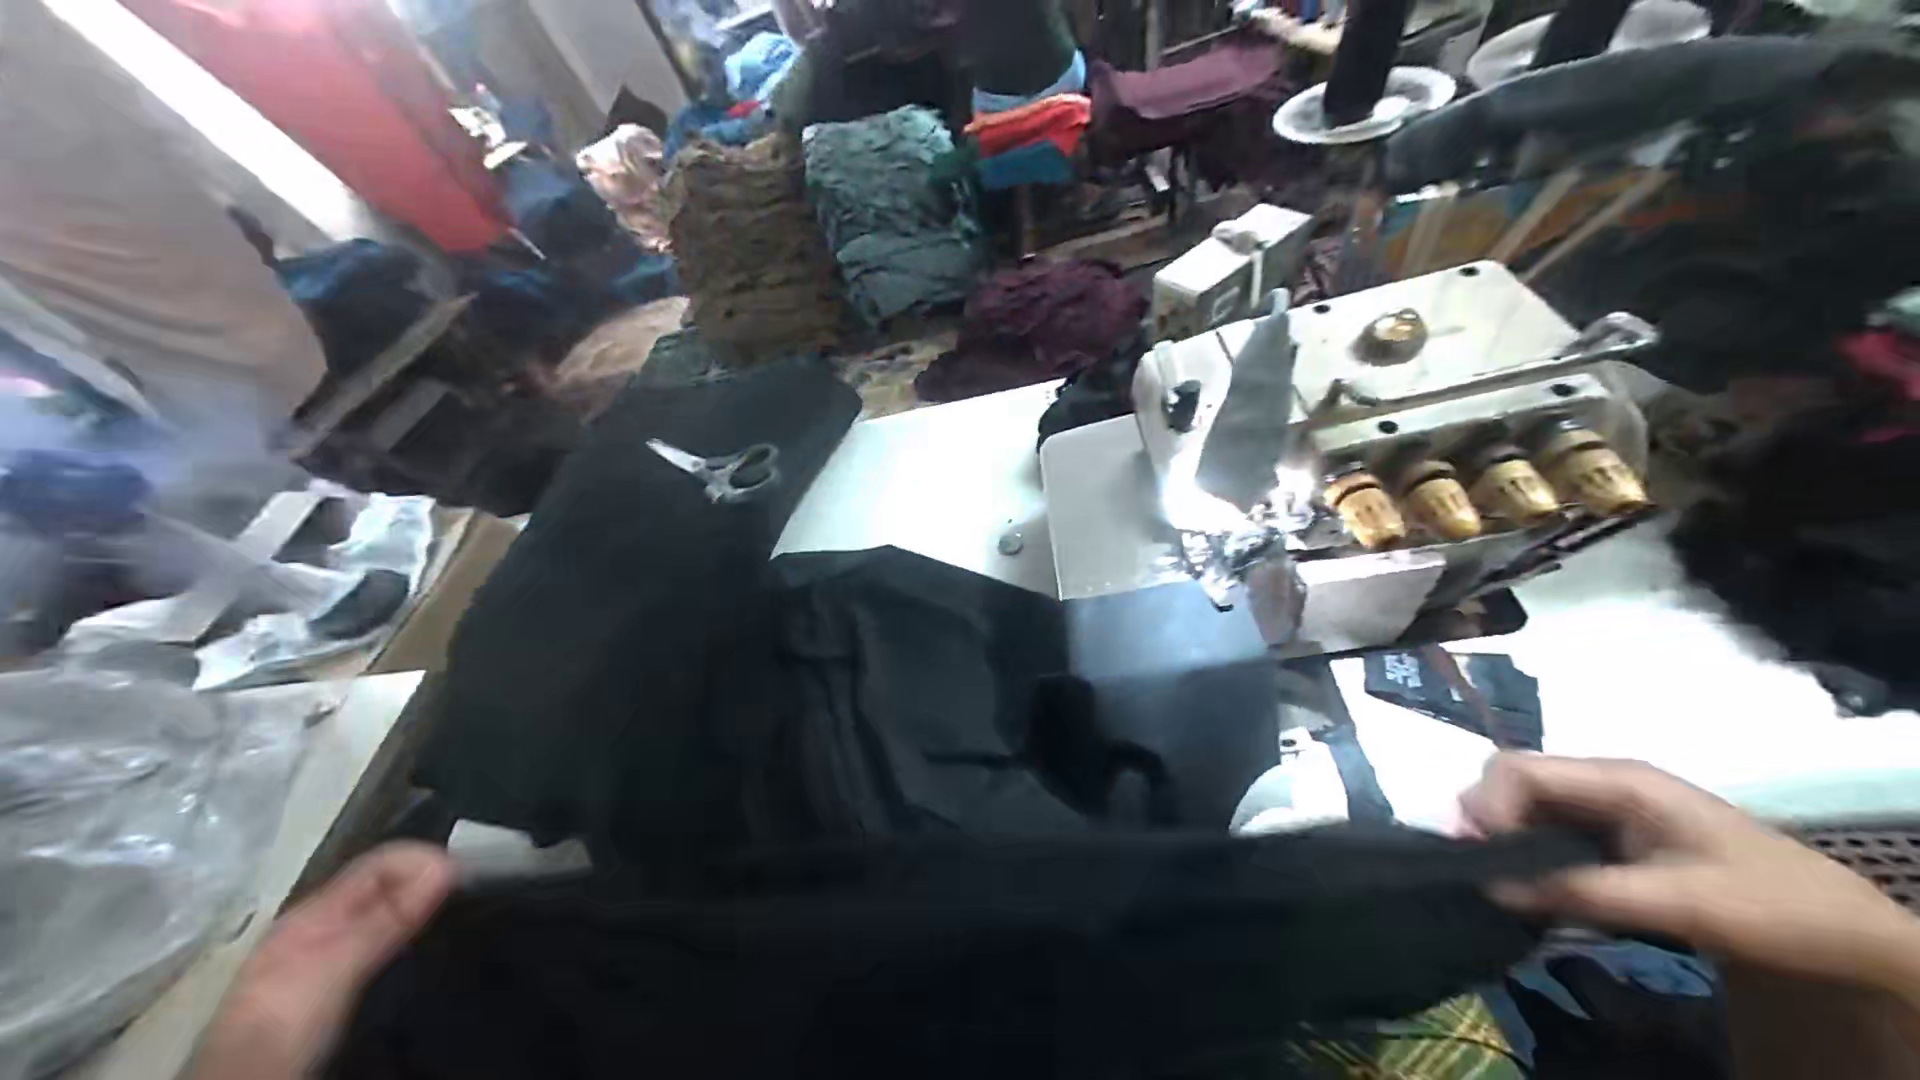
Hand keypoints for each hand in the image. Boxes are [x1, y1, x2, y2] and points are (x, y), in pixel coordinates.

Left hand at [190, 842, 454, 1079]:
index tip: (468, 874)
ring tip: (467, 914)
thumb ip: (389, 918)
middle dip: (430, 883)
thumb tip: (448, 864)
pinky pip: (391, 944)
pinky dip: (417, 936)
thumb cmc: (283, 1025)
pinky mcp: (345, 988)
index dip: (423, 861)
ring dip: (427, 908)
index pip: (380, 864)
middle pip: (388, 886)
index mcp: (313, 914)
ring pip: (391, 915)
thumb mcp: (336, 968)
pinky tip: (437, 947)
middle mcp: (323, 929)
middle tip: (475, 893)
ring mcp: (331, 960)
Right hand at [1461, 754, 1919, 991]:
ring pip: (1525, 804)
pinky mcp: (1611, 833)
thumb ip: (1582, 891)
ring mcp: (1607, 806)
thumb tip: (1490, 886)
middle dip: (1486, 817)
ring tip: (1500, 877)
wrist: (1856, 935)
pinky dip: (1528, 852)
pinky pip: (1548, 829)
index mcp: (1618, 778)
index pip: (1519, 769)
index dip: (1488, 804)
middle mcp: (1602, 781)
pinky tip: (1530, 882)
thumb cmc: (1772, 905)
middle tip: (1481, 865)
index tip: (1484, 854)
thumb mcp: (1679, 902)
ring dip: (1504, 837)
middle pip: (1513, 780)